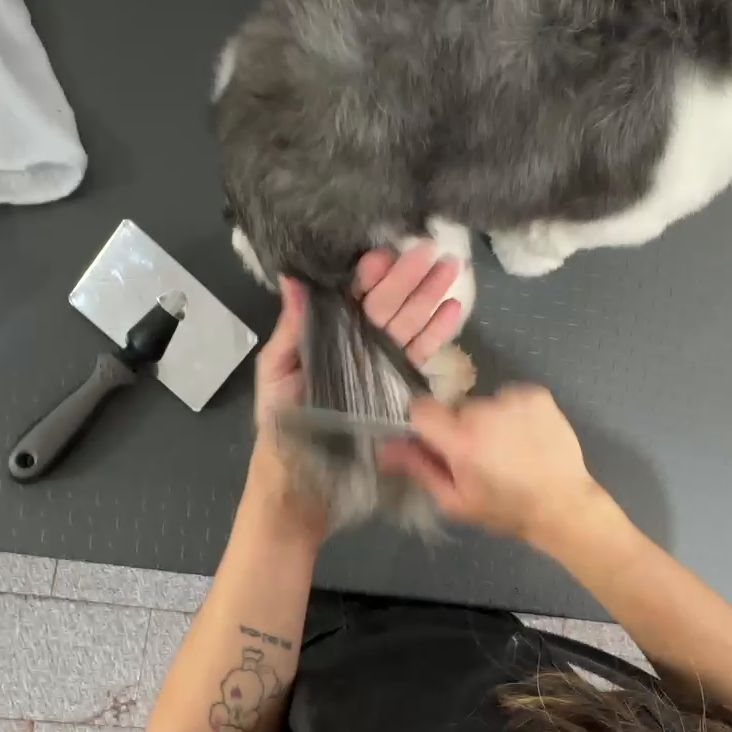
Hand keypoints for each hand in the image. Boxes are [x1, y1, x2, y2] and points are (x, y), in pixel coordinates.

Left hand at [245, 243, 466, 533]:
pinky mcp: (399, 388)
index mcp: (326, 334)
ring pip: (408, 324)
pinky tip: (454, 311)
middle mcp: (357, 343)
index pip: (352, 297)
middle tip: (431, 251)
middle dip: (409, 277)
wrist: (302, 480)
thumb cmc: (282, 425)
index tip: (382, 257)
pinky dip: (438, 333)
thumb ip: (292, 329)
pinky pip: (420, 356)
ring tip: (453, 271)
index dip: (368, 276)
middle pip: (386, 304)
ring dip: (431, 297)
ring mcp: (380, 364)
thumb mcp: (277, 374)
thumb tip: (291, 279)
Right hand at [377, 385, 612, 547]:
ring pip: (484, 403)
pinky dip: (513, 414)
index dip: (423, 425)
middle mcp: (485, 410)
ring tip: (508, 450)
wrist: (563, 506)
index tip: (436, 443)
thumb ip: (419, 469)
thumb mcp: (456, 500)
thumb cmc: (505, 510)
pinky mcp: (537, 394)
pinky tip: (525, 439)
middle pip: (455, 408)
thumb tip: (384, 448)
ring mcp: (514, 398)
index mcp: (460, 439)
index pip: (420, 408)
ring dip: (489, 421)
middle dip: (461, 428)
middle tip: (480, 458)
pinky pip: (510, 398)